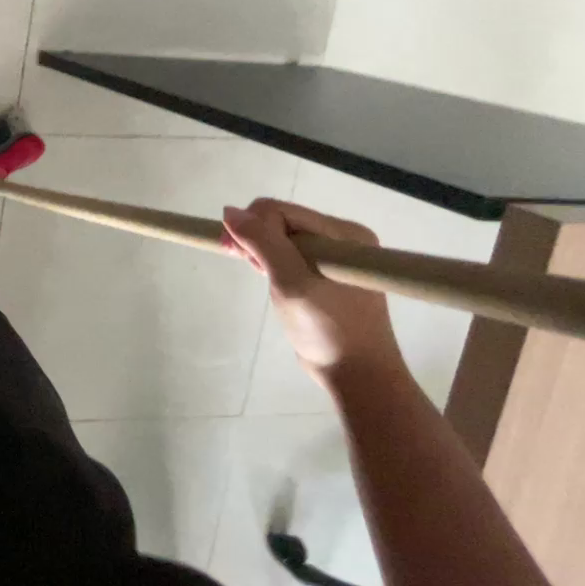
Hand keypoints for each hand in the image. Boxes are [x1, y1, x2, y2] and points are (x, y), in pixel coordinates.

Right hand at [221, 199, 405, 389]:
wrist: (356, 374)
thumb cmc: (326, 327)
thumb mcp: (290, 281)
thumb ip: (261, 242)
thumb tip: (228, 211)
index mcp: (346, 234)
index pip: (280, 211)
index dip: (252, 227)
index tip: (237, 255)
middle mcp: (343, 238)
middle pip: (278, 219)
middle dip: (255, 238)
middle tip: (250, 267)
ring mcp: (334, 255)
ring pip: (278, 235)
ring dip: (260, 250)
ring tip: (262, 275)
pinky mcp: (324, 271)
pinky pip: (286, 250)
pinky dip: (269, 260)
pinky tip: (269, 276)